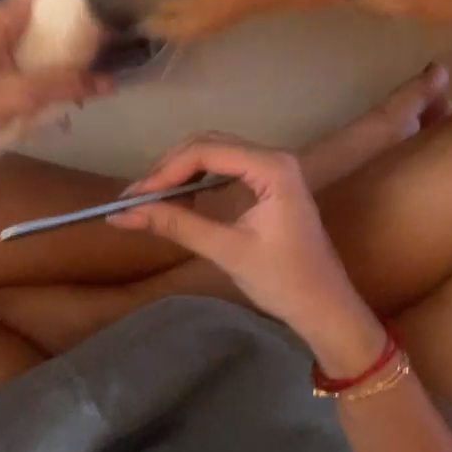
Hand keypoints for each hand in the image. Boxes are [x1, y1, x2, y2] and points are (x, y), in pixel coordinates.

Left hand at [0, 0, 114, 142]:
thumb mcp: (14, 94)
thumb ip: (61, 86)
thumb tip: (109, 80)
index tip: (94, 15)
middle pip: (38, 27)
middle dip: (66, 45)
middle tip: (96, 61)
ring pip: (29, 56)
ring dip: (52, 73)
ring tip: (80, 92)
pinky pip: (16, 78)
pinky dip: (34, 90)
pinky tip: (50, 113)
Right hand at [107, 137, 388, 377]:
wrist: (326, 308)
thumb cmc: (284, 281)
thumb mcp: (227, 251)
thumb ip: (178, 225)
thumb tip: (125, 214)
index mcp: (272, 167)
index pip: (206, 151)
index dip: (166, 170)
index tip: (134, 197)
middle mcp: (273, 157)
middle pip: (209, 144)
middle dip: (169, 168)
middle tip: (137, 198)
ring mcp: (273, 168)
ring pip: (215, 152)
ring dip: (181, 171)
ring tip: (150, 198)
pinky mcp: (268, 182)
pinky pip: (225, 167)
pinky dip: (198, 177)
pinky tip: (178, 197)